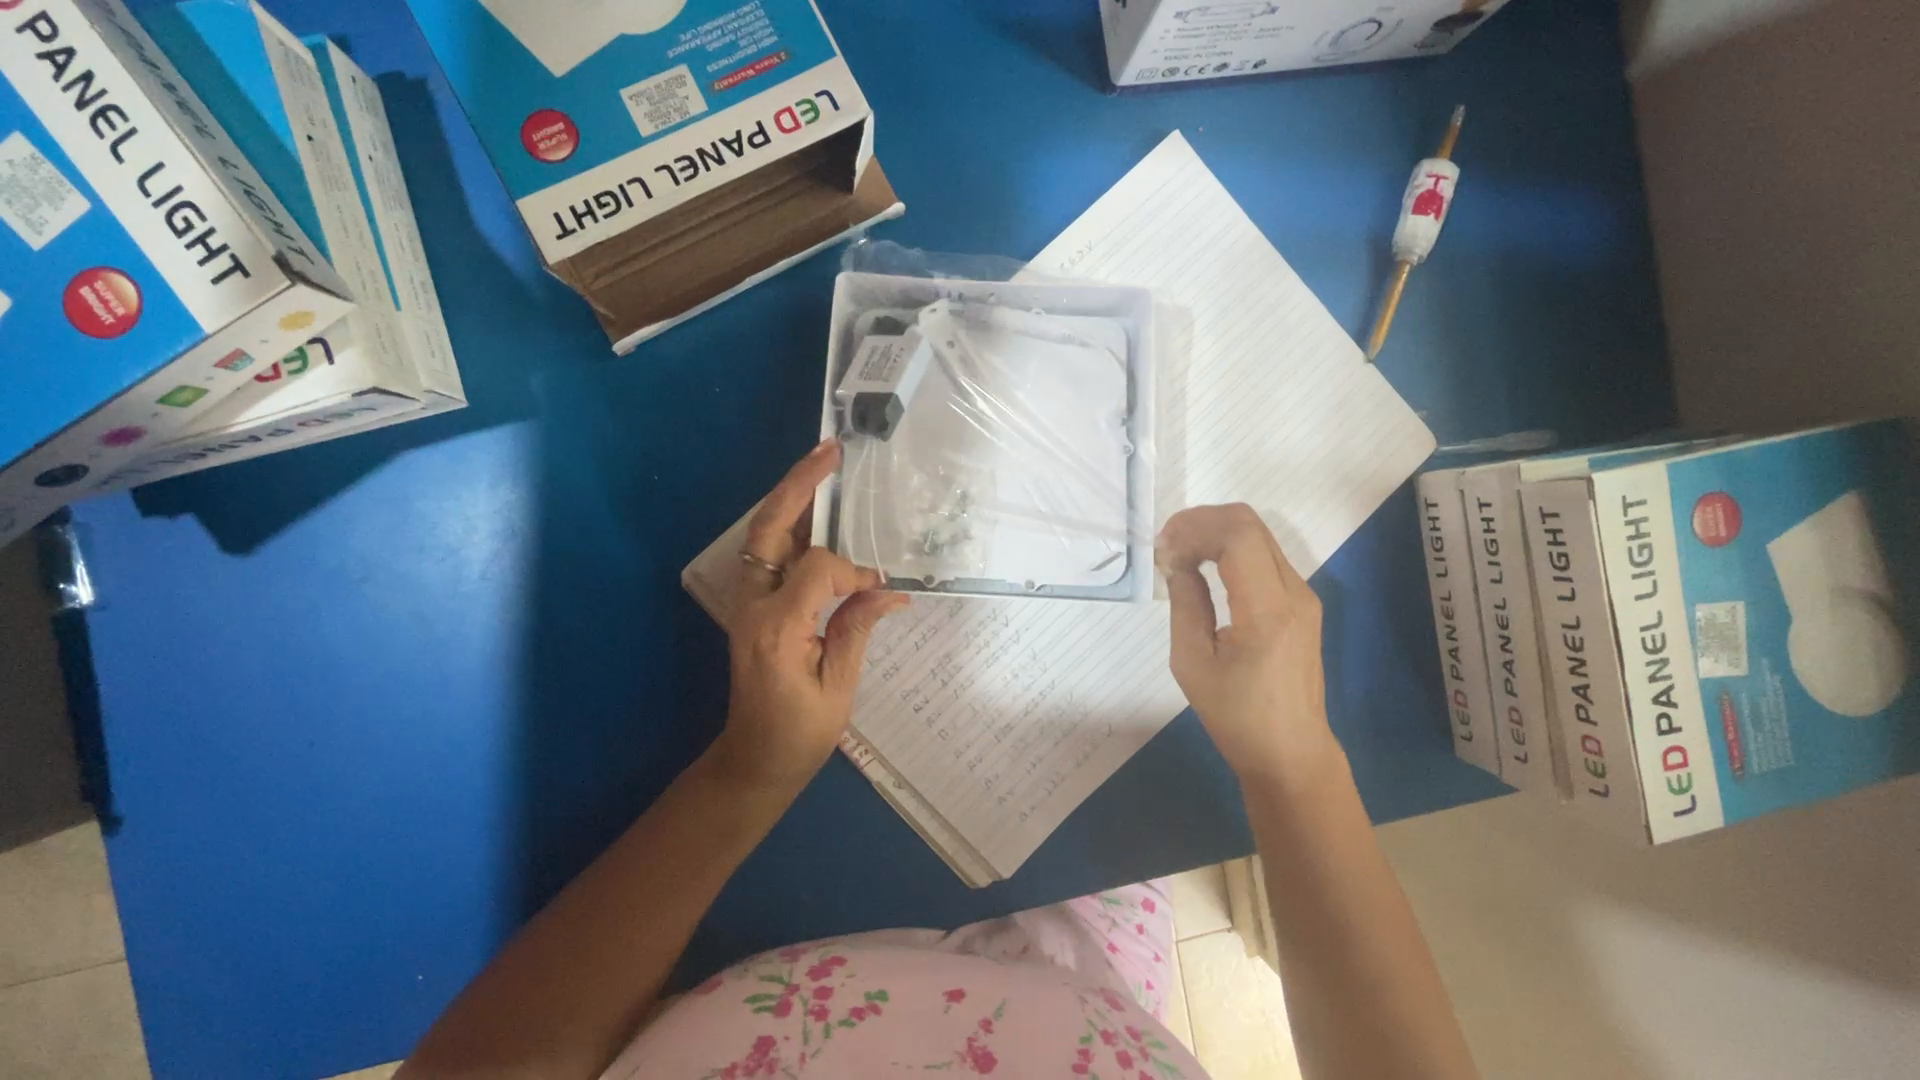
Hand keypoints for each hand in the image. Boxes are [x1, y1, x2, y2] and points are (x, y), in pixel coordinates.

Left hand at [715, 440, 909, 792]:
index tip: (878, 591)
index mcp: (778, 628)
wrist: (752, 761)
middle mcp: (753, 606)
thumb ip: (856, 630)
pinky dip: (791, 527)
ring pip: (764, 535)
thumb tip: (888, 591)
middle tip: (830, 451)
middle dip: (799, 486)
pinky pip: (768, 554)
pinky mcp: (751, 607)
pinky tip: (815, 515)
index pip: (817, 569)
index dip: (853, 571)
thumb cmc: (798, 735)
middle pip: (770, 529)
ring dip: (793, 499)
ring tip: (823, 468)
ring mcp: (746, 604)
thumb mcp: (837, 688)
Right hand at [1158, 504, 1336, 784]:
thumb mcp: (1192, 664)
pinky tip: (1204, 568)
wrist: (1290, 752)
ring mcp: (1304, 597)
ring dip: (1215, 534)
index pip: (1239, 536)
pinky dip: (1230, 549)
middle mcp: (1295, 595)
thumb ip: (1186, 604)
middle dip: (1202, 523)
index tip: (1164, 549)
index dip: (1195, 527)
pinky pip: (1264, 556)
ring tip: (1180, 556)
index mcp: (1268, 613)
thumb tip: (1179, 564)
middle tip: (1167, 547)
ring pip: (1259, 535)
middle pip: (1251, 525)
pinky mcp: (1302, 603)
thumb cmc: (1236, 717)